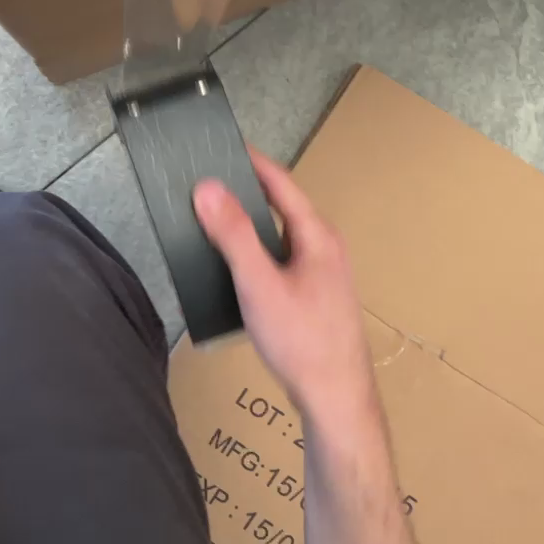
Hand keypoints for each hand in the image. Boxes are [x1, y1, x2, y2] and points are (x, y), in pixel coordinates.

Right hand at [193, 149, 376, 425]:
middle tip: (208, 179)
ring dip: (249, 221)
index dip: (251, 161)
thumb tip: (208, 187)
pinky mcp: (314, 294)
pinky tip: (234, 264)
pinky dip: (256, 248)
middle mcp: (324, 247)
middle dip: (245, 189)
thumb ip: (233, 235)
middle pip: (281, 205)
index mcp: (316, 235)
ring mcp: (322, 272)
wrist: (336, 399)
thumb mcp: (259, 284)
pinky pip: (280, 256)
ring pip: (280, 233)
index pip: (280, 183)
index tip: (222, 144)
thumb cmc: (301, 340)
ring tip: (213, 216)